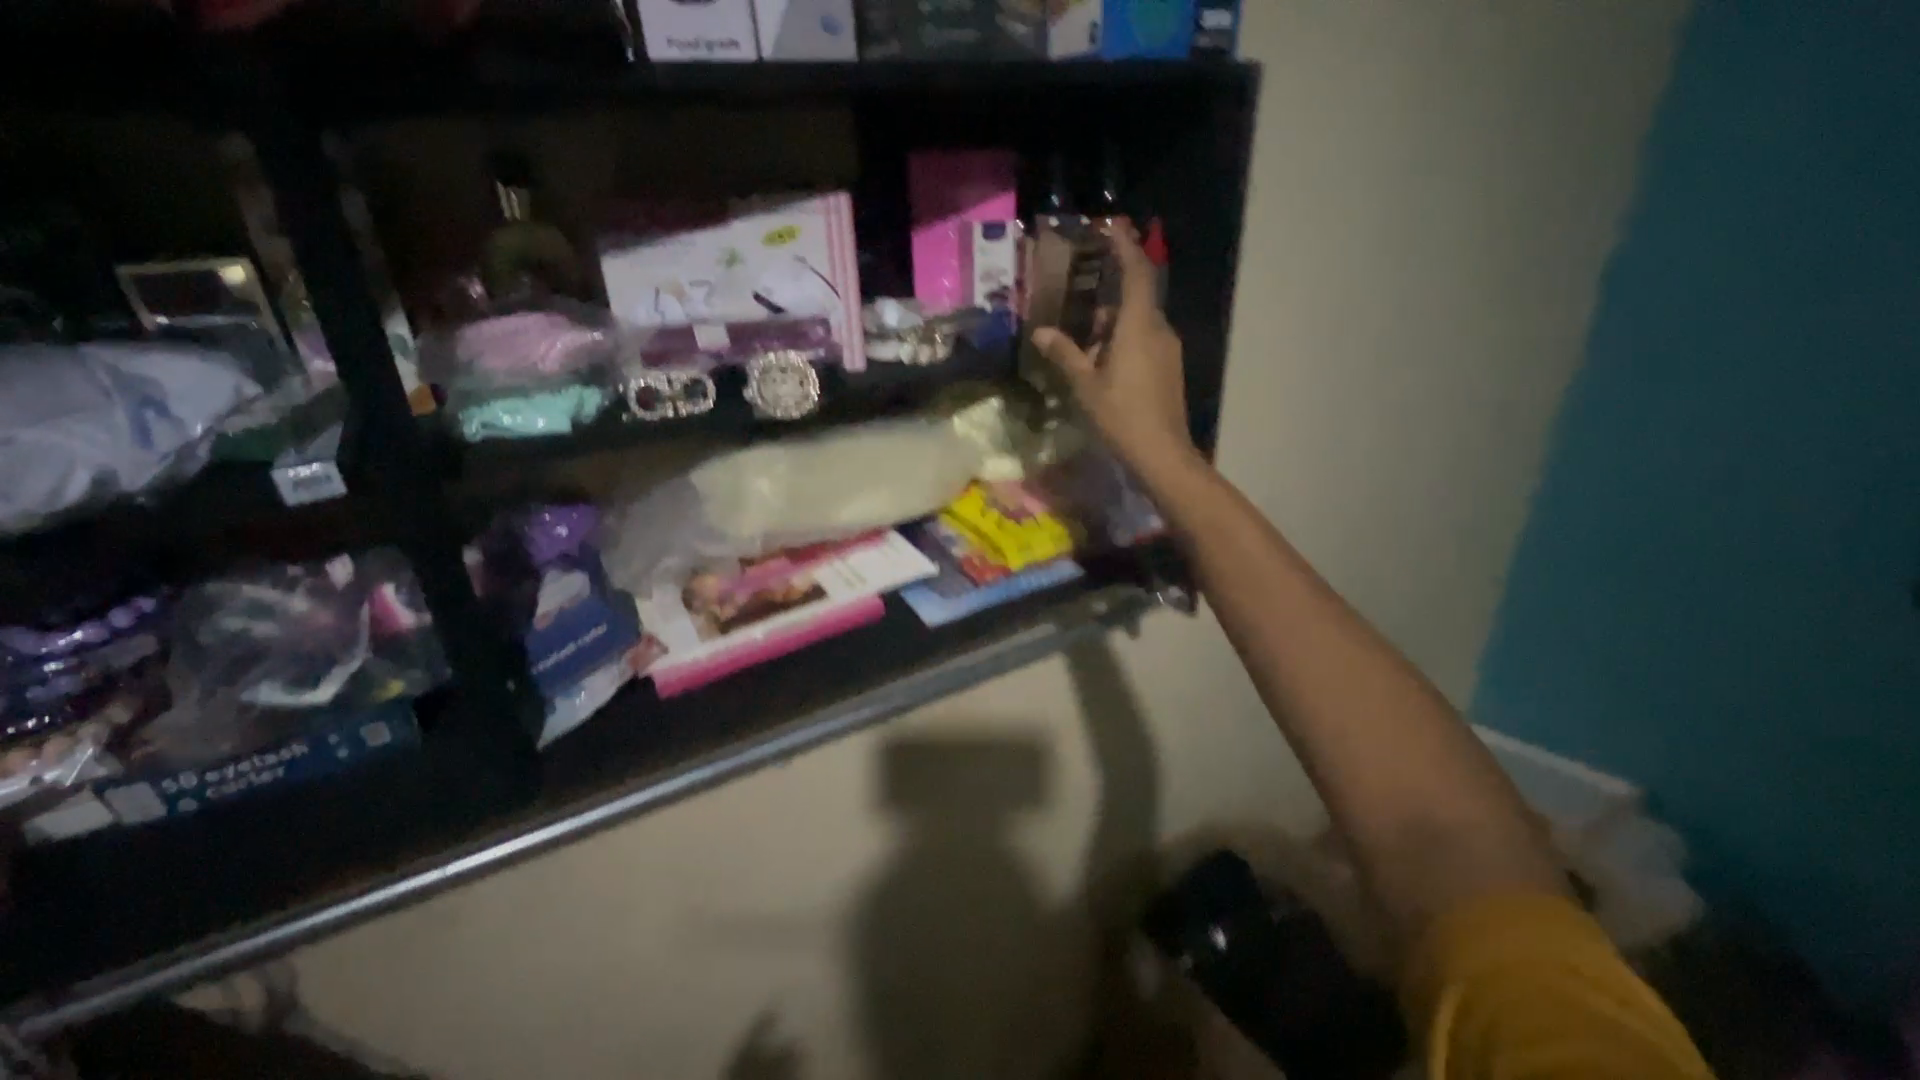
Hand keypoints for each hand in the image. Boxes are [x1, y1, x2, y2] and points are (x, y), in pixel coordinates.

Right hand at [1030, 227, 1200, 476]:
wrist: (1162, 453)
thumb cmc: (1121, 415)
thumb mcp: (1085, 385)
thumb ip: (1065, 354)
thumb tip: (1041, 333)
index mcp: (1139, 325)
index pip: (1137, 272)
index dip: (1125, 246)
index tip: (1110, 228)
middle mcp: (1159, 329)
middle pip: (1135, 299)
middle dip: (1108, 298)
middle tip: (1078, 302)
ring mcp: (1168, 349)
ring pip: (1138, 323)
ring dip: (1112, 327)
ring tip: (1083, 346)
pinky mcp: (1169, 368)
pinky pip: (1145, 341)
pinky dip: (1123, 343)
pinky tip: (1102, 367)